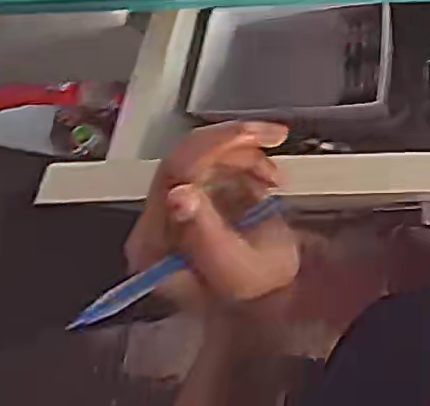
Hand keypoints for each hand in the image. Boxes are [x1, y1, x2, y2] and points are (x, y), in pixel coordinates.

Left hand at [125, 121, 298, 308]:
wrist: (273, 293)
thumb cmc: (254, 288)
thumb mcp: (232, 267)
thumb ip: (205, 233)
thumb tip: (178, 194)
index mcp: (155, 241)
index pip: (173, 173)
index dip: (212, 147)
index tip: (252, 136)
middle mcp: (159, 218)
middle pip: (189, 155)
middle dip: (235, 141)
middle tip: (274, 135)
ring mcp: (181, 202)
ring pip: (209, 150)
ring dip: (249, 154)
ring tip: (275, 179)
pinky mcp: (202, 190)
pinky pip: (222, 156)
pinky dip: (252, 159)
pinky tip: (270, 181)